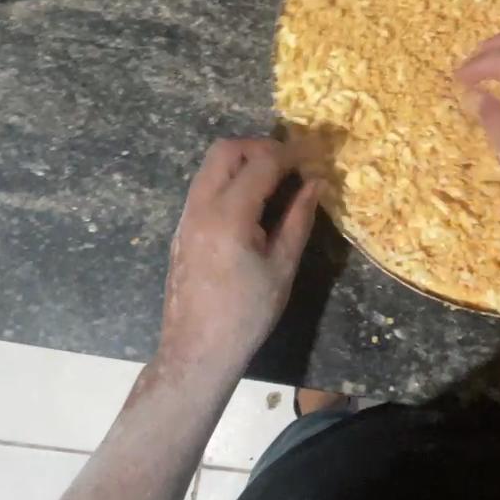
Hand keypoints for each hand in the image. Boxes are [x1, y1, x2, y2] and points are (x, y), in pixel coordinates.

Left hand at [157, 139, 319, 379]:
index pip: (263, 164)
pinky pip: (205, 186)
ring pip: (211, 166)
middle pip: (226, 150)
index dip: (293, 153)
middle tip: (291, 163)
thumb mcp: (282, 267)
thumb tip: (316, 183)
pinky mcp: (182, 228)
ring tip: (276, 179)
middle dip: (261, 147)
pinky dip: (230, 179)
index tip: (316, 153)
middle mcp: (200, 207)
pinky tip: (254, 201)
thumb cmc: (246, 314)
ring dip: (244, 162)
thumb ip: (299, 218)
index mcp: (228, 216)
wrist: (196, 352)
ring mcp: (186, 216)